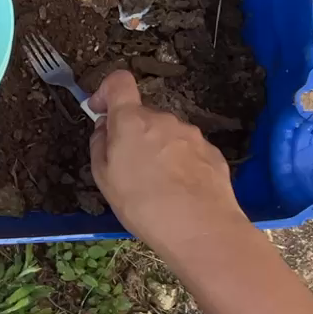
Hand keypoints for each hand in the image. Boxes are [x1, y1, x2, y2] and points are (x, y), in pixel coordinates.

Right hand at [87, 69, 251, 255]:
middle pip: (142, 115)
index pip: (118, 82)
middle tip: (128, 167)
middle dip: (133, 133)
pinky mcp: (213, 153)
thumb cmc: (142, 204)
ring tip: (158, 184)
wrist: (201, 230)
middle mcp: (163, 119)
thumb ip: (99, 146)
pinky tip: (180, 190)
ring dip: (157, 149)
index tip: (101, 112)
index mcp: (131, 120)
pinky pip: (187, 150)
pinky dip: (179, 163)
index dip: (106, 91)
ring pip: (166, 134)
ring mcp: (192, 135)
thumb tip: (105, 129)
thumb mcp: (104, 179)